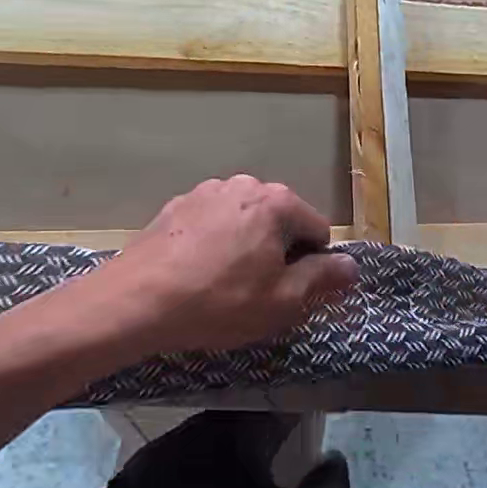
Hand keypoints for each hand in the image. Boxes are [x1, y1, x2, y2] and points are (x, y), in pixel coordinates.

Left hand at [60, 176, 359, 358]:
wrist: (134, 302)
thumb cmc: (218, 302)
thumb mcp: (282, 300)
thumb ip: (323, 278)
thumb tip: (352, 265)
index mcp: (277, 202)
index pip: (318, 231)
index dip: (312, 267)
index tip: (290, 294)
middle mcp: (244, 185)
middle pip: (281, 222)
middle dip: (278, 254)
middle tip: (257, 293)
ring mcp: (206, 191)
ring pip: (245, 222)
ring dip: (246, 247)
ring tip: (222, 285)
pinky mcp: (176, 206)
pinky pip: (213, 224)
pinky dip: (215, 244)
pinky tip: (195, 273)